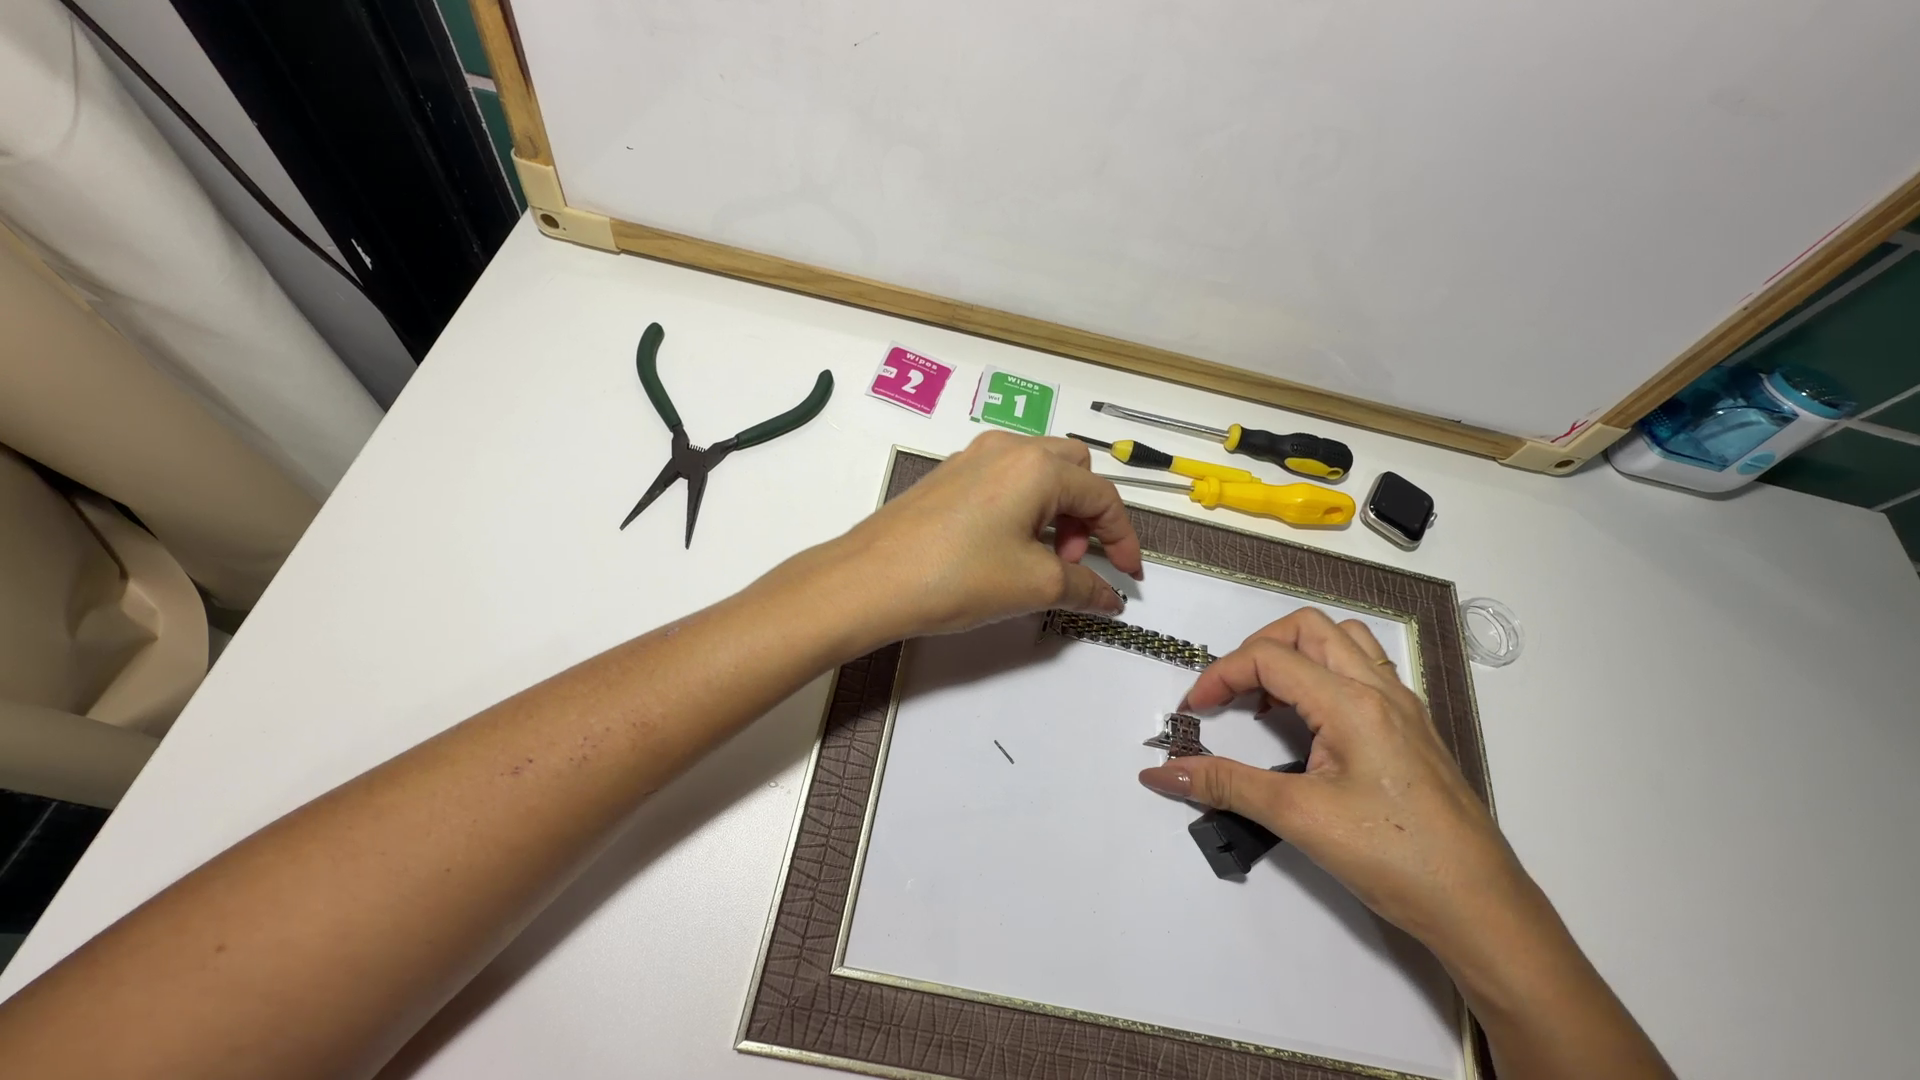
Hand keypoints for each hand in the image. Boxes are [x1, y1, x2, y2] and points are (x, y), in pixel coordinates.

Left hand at [812, 432, 1141, 643]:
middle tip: (1072, 558)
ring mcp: (972, 458)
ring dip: (1055, 510)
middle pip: (1072, 468)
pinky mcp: (948, 476)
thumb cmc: (958, 578)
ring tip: (1040, 558)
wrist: (870, 581)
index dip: (1124, 537)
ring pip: (1037, 471)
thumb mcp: (1034, 586)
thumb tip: (1112, 597)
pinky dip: (1023, 507)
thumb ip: (1085, 587)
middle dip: (1087, 513)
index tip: (1129, 575)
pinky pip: (1004, 480)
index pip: (1102, 495)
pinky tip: (1006, 548)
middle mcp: (1006, 448)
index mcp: (1036, 466)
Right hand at [1138, 608, 1520, 945]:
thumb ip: (1226, 786)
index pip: (1270, 658)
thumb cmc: (1395, 858)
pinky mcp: (1412, 730)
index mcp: (1353, 703)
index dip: (1220, 675)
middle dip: (1256, 647)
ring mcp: (1403, 708)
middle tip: (1229, 691)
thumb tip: (1162, 773)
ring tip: (1269, 699)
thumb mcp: (1299, 819)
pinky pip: (1365, 671)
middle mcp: (1381, 691)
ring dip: (1297, 652)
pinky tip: (1310, 722)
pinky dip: (1325, 673)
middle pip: (1308, 628)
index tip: (1194, 711)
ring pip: (1344, 641)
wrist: (1481, 907)